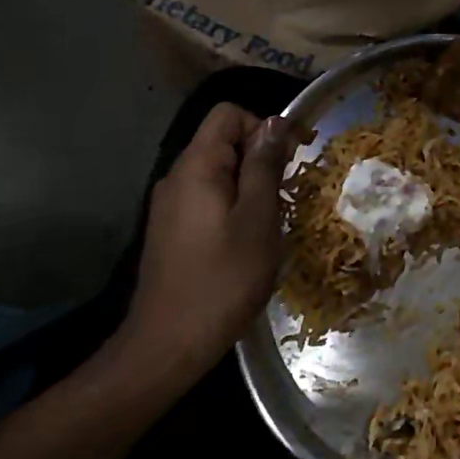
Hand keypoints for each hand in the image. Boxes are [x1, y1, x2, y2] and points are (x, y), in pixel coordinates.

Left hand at [117, 104, 293, 380]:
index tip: (290, 161)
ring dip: (249, 187)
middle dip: (260, 160)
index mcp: (196, 166)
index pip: (228, 114)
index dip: (263, 128)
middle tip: (286, 198)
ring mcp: (169, 205)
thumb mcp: (258, 219)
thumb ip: (265, 166)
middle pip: (222, 141)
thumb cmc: (223, 280)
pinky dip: (232, 207)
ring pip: (217, 173)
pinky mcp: (170, 230)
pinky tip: (247, 242)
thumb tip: (276, 122)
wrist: (168, 344)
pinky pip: (206, 199)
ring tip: (270, 223)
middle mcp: (176, 177)